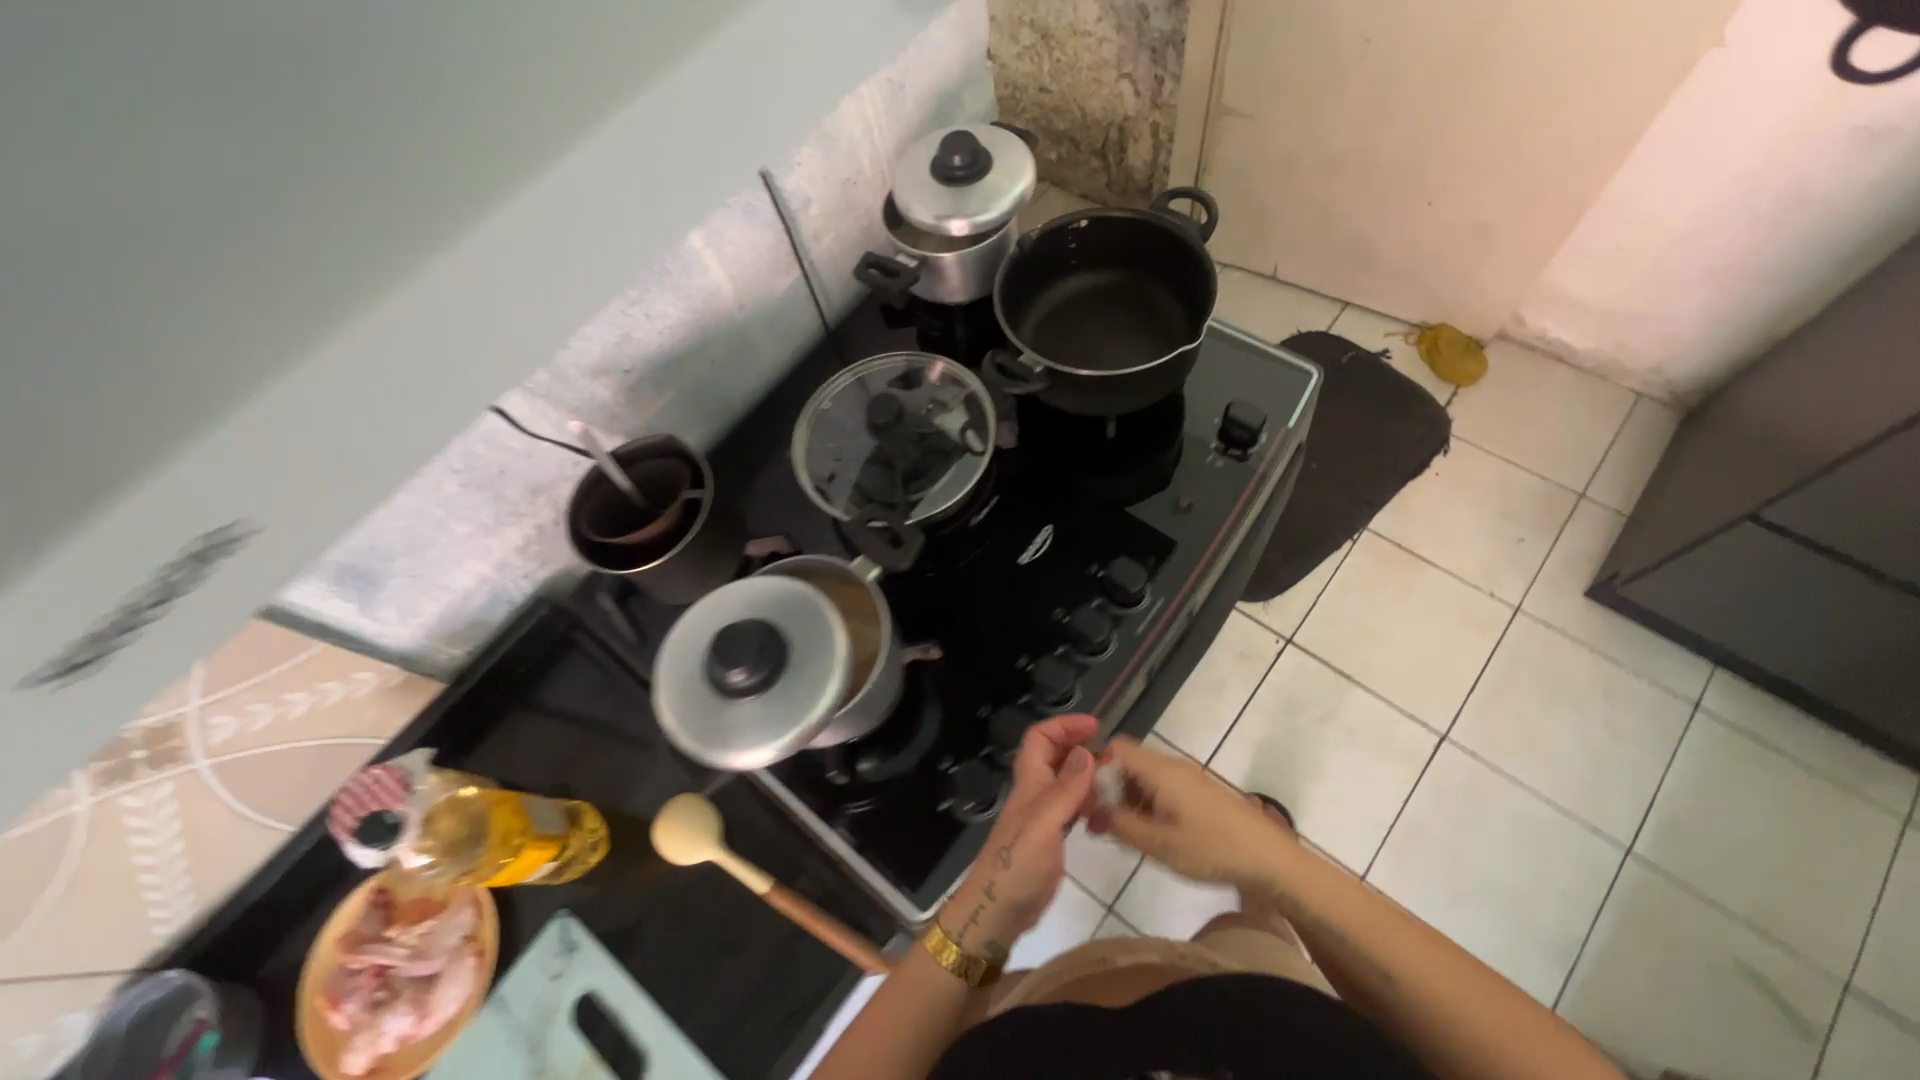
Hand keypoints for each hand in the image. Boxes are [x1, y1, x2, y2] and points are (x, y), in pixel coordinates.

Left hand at [938, 713, 1099, 960]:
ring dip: (1087, 777)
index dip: (1064, 726)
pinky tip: (1102, 817)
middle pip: (1054, 757)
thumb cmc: (1017, 865)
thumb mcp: (1044, 824)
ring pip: (1065, 783)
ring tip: (1113, 786)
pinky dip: (1087, 805)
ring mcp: (1041, 817)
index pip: (1040, 738)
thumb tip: (1087, 751)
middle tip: (1113, 757)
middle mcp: (1034, 794)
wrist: (998, 912)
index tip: (1096, 726)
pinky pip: (1070, 810)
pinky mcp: (1049, 839)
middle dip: (1080, 748)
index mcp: (1029, 783)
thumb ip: (1066, 789)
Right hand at [1091, 735, 1294, 887]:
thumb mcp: (1160, 844)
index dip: (1095, 768)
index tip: (1084, 800)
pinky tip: (1146, 834)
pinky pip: (1161, 789)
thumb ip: (1122, 824)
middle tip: (1096, 824)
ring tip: (1118, 833)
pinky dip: (1146, 805)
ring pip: (1144, 778)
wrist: (1272, 861)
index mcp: (1161, 771)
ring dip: (1126, 800)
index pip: (1116, 748)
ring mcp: (1188, 780)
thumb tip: (1095, 810)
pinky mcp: (1199, 795)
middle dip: (1107, 789)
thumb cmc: (1214, 849)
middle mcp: (1173, 766)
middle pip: (1128, 763)